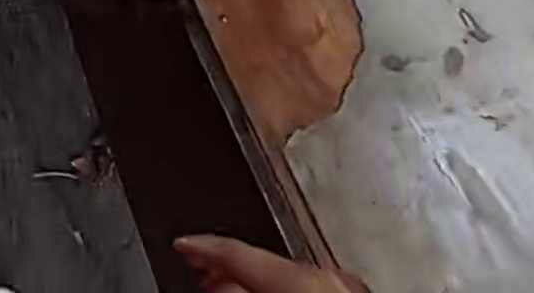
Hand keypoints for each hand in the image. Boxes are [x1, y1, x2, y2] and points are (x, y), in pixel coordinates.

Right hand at [175, 236, 369, 292]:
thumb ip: (234, 292)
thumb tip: (212, 280)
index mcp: (308, 279)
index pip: (239, 250)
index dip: (202, 247)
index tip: (181, 245)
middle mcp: (333, 277)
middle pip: (262, 260)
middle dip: (228, 269)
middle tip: (200, 275)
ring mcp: (353, 291)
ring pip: (288, 277)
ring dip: (255, 283)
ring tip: (231, 289)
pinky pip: (312, 288)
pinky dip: (283, 292)